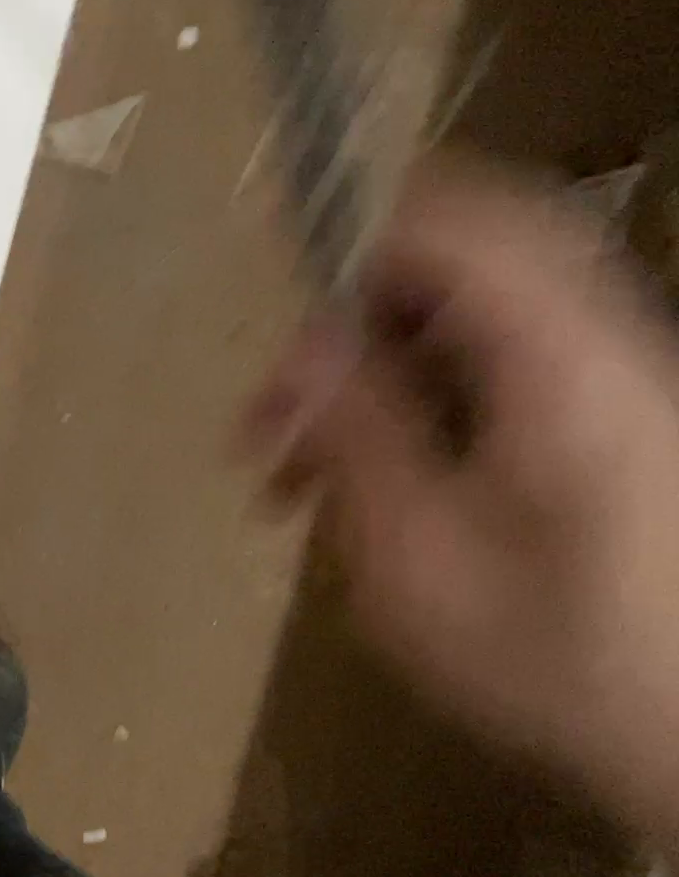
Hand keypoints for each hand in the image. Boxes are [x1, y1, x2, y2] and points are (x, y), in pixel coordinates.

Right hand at [244, 157, 678, 846]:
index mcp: (566, 375)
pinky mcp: (602, 434)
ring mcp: (608, 397)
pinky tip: (343, 485)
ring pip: (459, 337)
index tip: (276, 235)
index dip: (372, 216)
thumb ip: (361, 433)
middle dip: (340, 328)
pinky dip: (400, 413)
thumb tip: (306, 346)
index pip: (473, 234)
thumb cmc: (564, 660)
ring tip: (282, 467)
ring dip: (358, 381)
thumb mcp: (420, 553)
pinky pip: (482, 384)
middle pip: (458, 280)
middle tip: (268, 406)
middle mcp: (600, 362)